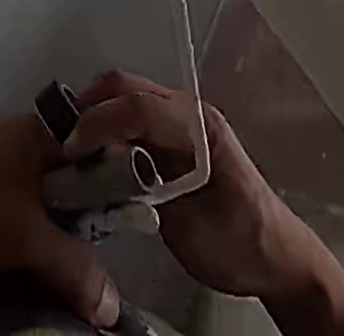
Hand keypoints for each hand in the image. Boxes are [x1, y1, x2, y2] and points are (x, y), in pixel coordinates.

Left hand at [0, 115, 121, 328]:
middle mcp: (28, 130)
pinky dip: (35, 208)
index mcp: (46, 132)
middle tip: (96, 238)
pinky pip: (25, 183)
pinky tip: (31, 235)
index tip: (128, 212)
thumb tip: (113, 308)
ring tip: (66, 244)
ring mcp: (3, 144)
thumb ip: (74, 268)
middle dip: (88, 202)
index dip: (121, 175)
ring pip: (49, 176)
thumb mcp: (28, 241)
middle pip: (76, 162)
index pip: (102, 141)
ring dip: (60, 210)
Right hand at [65, 72, 333, 300]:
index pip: (139, 106)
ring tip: (74, 146)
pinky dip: (106, 120)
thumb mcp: (189, 228)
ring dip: (96, 111)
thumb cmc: (240, 245)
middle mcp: (190, 111)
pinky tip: (94, 148)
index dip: (99, 122)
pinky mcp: (174, 129)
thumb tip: (104, 169)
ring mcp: (182, 116)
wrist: (278, 257)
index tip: (72, 149)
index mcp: (199, 129)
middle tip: (64, 142)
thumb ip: (146, 191)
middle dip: (90, 107)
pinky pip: (131, 109)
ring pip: (126, 92)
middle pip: (127, 86)